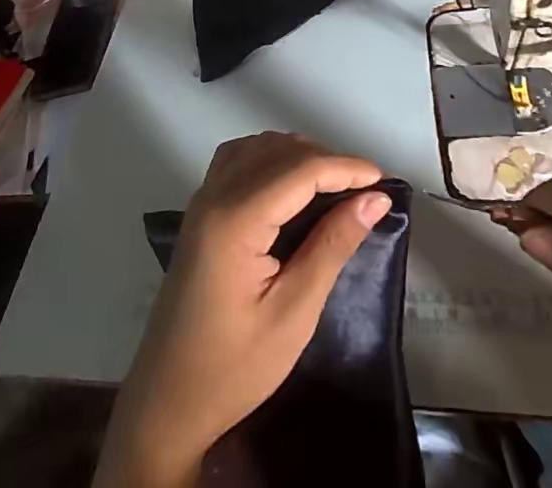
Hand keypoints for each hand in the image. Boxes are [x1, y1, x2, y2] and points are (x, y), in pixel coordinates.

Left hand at [93, 132, 390, 487]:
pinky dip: (273, 159)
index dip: (346, 168)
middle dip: (328, 160)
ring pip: (259, 147)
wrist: (167, 404)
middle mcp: (214, 197)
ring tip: (335, 188)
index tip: (383, 182)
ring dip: (300, 156)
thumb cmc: (234, 368)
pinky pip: (239, 160)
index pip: (300, 169)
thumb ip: (333, 246)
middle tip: (364, 192)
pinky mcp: (200, 213)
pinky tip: (291, 186)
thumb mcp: (294, 313)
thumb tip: (376, 198)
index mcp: (234, 222)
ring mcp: (202, 202)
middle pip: (280, 150)